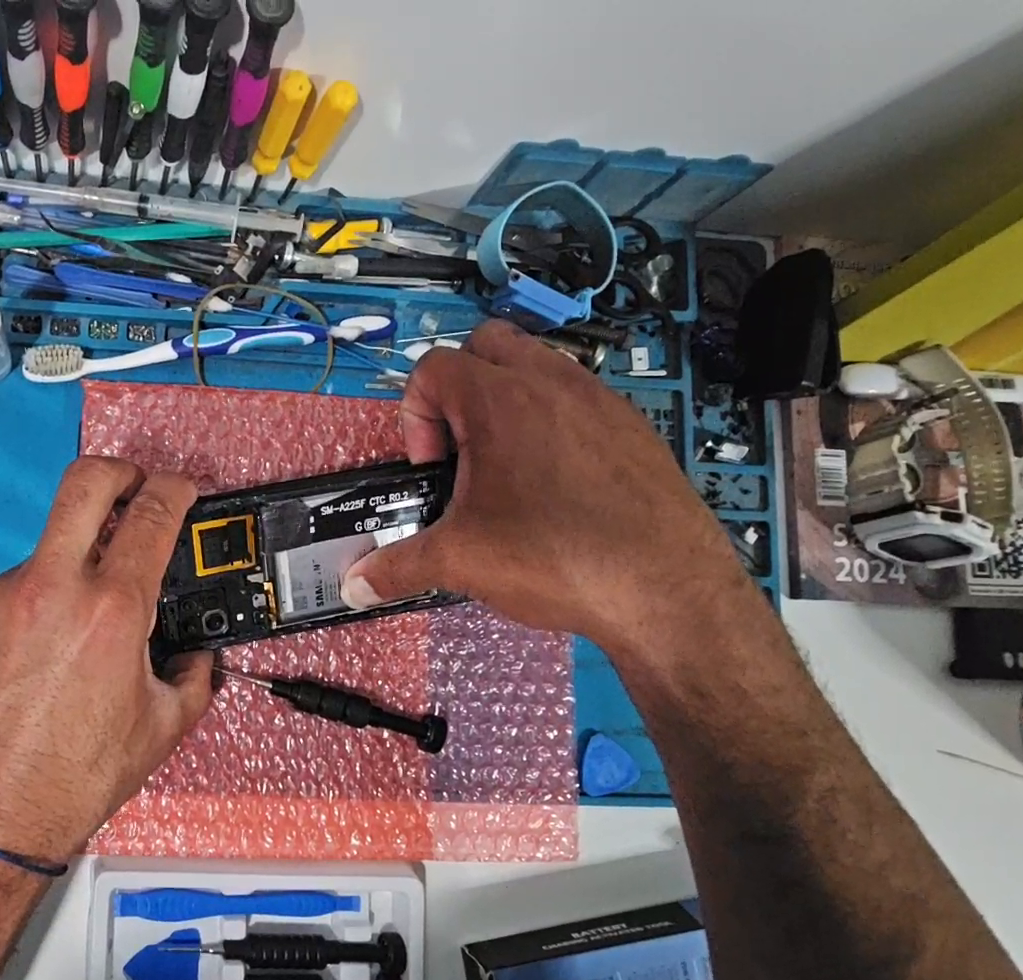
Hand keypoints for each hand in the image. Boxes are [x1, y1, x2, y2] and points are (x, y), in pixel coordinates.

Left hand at [0, 457, 214, 861]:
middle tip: (136, 486)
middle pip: (85, 482)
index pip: (152, 514)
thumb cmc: (64, 780)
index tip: (180, 490)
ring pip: (50, 541)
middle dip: (120, 471)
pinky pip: (19, 583)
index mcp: (109, 612)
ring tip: (88, 613)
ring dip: (78, 555)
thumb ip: (193, 677)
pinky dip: (42, 596)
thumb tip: (197, 659)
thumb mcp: (160, 728)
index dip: (175, 489)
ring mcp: (4, 597)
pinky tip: (49, 644)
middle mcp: (52, 590)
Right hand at [341, 321, 749, 651]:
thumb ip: (397, 566)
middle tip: (462, 453)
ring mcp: (599, 399)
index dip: (416, 416)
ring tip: (507, 470)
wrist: (668, 590)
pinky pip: (577, 399)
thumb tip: (354, 587)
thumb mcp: (461, 561)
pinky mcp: (633, 426)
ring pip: (537, 365)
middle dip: (458, 390)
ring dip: (506, 401)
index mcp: (500, 400)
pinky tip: (556, 488)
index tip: (433, 470)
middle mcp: (551, 382)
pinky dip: (552, 424)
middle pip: (486, 344)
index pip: (433, 367)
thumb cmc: (554, 558)